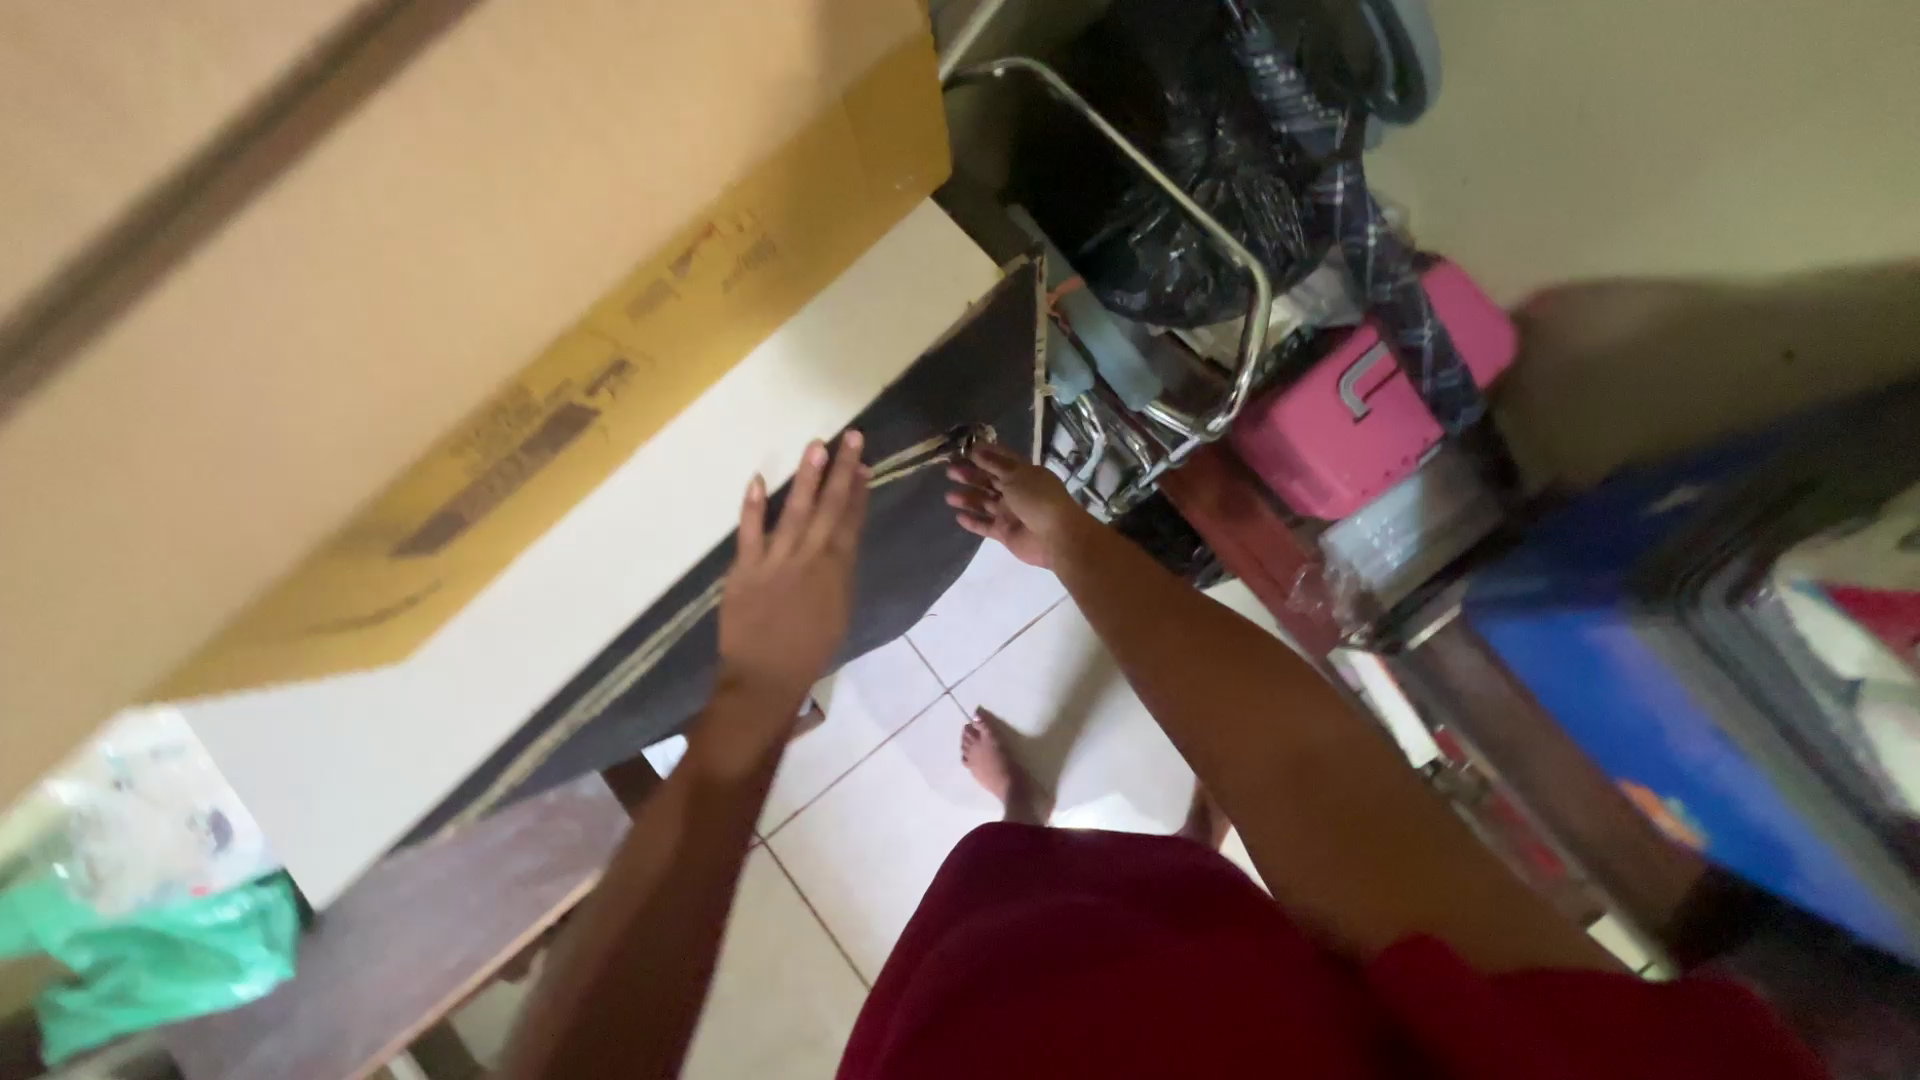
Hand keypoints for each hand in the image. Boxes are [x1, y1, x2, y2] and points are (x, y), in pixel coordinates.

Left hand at [716, 432, 868, 725]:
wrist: (766, 677)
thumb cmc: (809, 651)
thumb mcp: (840, 613)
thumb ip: (840, 575)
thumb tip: (842, 543)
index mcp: (837, 572)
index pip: (850, 522)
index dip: (858, 492)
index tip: (864, 465)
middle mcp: (810, 559)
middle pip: (828, 508)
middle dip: (842, 471)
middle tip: (852, 438)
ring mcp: (775, 561)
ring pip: (794, 511)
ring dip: (806, 478)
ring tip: (817, 446)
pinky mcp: (744, 569)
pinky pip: (749, 532)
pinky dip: (752, 506)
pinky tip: (757, 479)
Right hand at [945, 441, 1088, 568]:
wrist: (1056, 536)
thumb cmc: (1038, 499)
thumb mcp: (1016, 474)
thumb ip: (994, 463)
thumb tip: (977, 448)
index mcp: (1023, 474)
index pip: (1001, 460)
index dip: (984, 454)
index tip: (964, 449)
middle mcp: (1016, 491)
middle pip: (989, 481)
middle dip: (970, 476)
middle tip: (950, 471)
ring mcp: (1010, 513)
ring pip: (985, 503)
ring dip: (968, 498)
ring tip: (949, 496)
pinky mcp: (1005, 533)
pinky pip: (985, 525)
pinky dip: (973, 521)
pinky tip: (958, 516)